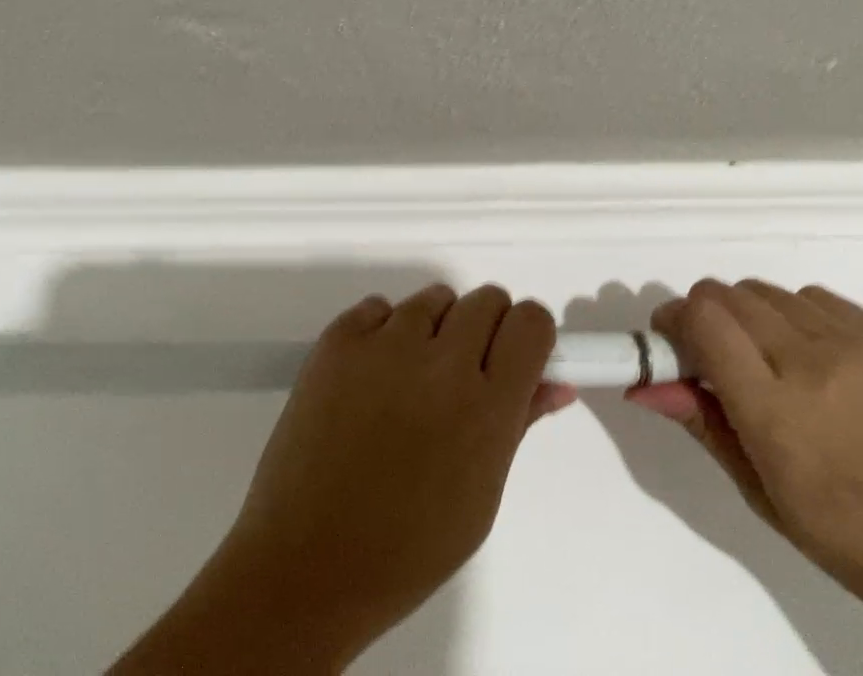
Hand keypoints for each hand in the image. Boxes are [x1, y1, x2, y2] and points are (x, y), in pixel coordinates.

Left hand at [111, 284, 574, 674]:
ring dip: (434, 328)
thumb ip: (517, 424)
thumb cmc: (406, 549)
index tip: (515, 355)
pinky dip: (381, 331)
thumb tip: (554, 383)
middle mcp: (442, 365)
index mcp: (489, 409)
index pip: (531, 323)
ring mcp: (384, 348)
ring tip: (410, 380)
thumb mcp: (481, 497)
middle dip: (485, 329)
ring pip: (432, 300)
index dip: (527, 335)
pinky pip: (376, 308)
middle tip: (463, 372)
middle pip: (486, 300)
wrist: (308, 562)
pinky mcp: (336, 343)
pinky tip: (369, 378)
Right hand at [627, 279, 862, 626]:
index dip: (673, 320)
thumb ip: (701, 423)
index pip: (703, 321)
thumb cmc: (846, 537)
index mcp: (775, 411)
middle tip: (707, 354)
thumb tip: (644, 385)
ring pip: (771, 292)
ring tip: (762, 358)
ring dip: (747, 313)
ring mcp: (860, 346)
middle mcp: (814, 363)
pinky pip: (818, 300)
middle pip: (730, 295)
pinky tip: (807, 356)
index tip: (668, 343)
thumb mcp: (758, 491)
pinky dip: (794, 315)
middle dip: (703, 314)